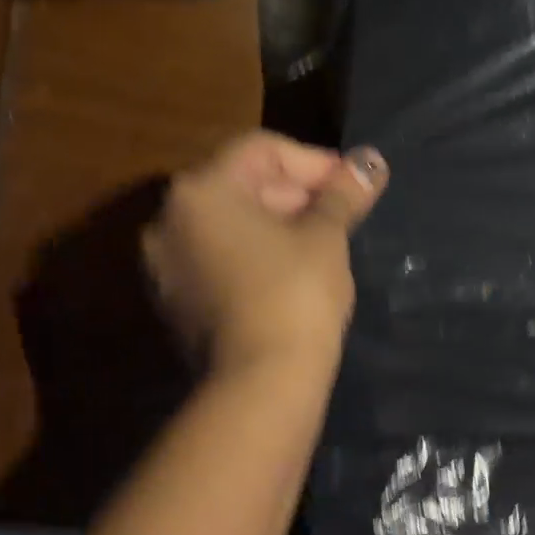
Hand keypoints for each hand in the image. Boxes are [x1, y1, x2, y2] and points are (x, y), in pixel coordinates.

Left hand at [142, 131, 387, 376]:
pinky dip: (253, 255)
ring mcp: (164, 265)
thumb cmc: (295, 293)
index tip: (352, 184)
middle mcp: (168, 220)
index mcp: (199, 191)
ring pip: (228, 225)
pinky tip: (292, 273)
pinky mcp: (174, 303)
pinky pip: (217, 259)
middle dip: (296, 193)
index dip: (314, 161)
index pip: (261, 150)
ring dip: (276, 224)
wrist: (261, 384)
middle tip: (342, 212)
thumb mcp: (325, 236)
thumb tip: (371, 161)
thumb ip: (343, 192)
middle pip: (240, 185)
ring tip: (323, 241)